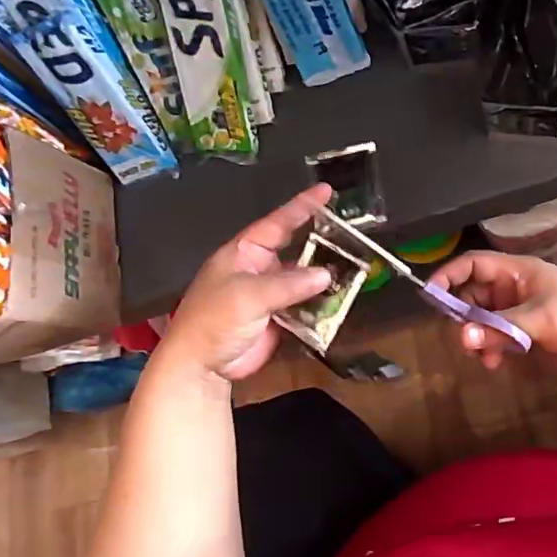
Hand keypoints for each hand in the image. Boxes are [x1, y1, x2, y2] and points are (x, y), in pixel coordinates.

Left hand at [158, 184, 335, 382]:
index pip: (277, 223)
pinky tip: (340, 301)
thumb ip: (289, 284)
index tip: (326, 191)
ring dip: (324, 279)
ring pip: (303, 280)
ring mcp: (268, 295)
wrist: (201, 365)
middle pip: (295, 251)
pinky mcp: (277, 320)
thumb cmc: (214, 320)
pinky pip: (304, 307)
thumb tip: (326, 276)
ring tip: (354, 270)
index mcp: (244, 253)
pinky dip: (321, 305)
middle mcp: (258, 269)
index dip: (301, 207)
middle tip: (351, 235)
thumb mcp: (249, 294)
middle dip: (320, 244)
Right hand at [429, 250, 556, 368]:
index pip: (472, 264)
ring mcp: (520, 308)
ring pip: (483, 318)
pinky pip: (498, 334)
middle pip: (472, 294)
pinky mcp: (528, 328)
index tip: (431, 297)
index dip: (449, 276)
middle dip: (463, 317)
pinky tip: (496, 363)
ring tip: (483, 357)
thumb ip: (500, 329)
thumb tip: (461, 338)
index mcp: (516, 271)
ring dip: (478, 337)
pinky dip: (493, 347)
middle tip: (463, 339)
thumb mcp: (540, 321)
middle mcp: (513, 286)